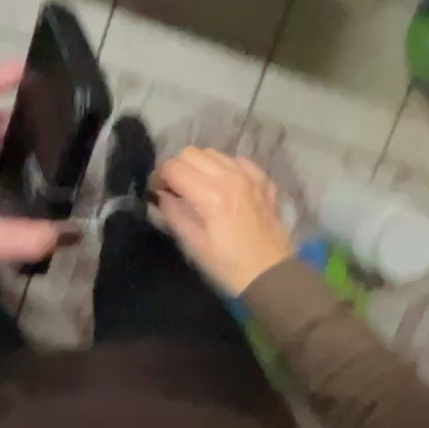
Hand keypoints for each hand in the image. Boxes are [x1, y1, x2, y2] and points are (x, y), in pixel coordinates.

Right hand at [155, 148, 294, 295]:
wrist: (271, 275)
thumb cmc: (229, 266)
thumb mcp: (194, 245)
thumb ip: (174, 215)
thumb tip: (161, 195)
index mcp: (211, 195)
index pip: (174, 167)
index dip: (159, 176)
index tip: (157, 191)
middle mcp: (230, 178)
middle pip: (192, 153)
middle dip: (178, 167)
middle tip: (176, 188)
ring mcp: (250, 177)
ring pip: (214, 153)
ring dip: (200, 165)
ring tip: (199, 186)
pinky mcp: (264, 182)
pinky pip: (238, 161)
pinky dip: (225, 168)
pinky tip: (224, 186)